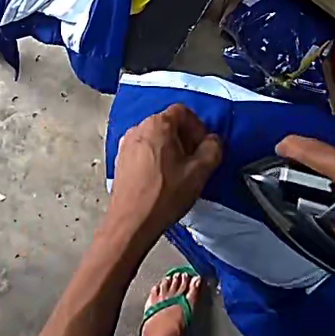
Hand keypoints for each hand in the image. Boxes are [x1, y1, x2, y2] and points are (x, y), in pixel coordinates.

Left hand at [108, 105, 221, 247]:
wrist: (131, 224)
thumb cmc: (163, 196)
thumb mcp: (201, 171)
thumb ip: (214, 148)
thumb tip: (213, 141)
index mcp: (158, 125)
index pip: (183, 111)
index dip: (198, 127)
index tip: (203, 146)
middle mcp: (138, 130)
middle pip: (169, 123)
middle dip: (186, 138)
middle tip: (195, 159)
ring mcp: (126, 146)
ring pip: (157, 138)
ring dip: (172, 149)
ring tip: (180, 172)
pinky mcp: (121, 162)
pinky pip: (145, 151)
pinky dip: (157, 159)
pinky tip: (164, 179)